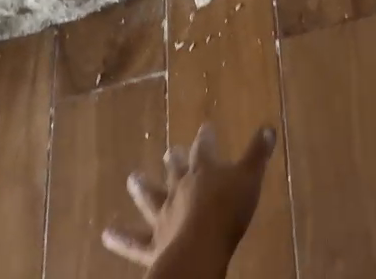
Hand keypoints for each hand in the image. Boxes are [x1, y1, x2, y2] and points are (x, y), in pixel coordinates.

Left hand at [103, 124, 277, 273]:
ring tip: (132, 178)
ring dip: (142, 189)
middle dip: (175, 159)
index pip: (206, 148)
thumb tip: (268, 127)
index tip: (205, 127)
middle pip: (176, 170)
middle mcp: (180, 188)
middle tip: (170, 149)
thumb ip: (258, 153)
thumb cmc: (229, 209)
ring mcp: (164, 216)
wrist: (199, 248)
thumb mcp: (251, 177)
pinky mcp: (153, 244)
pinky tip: (107, 234)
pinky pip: (135, 241)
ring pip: (151, 199)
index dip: (206, 138)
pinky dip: (121, 238)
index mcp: (204, 170)